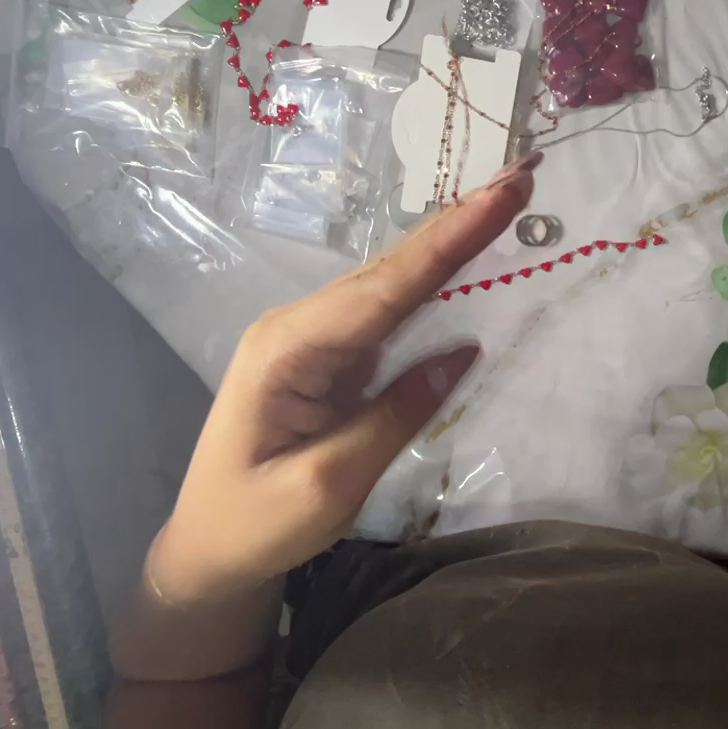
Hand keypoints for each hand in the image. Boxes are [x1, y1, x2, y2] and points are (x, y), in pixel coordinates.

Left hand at [148, 153, 541, 602]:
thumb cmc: (254, 524)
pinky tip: (462, 258)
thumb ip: (396, 414)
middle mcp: (298, 325)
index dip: (450, 241)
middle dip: (458, 222)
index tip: (503, 195)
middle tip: (519, 179)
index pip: (385, 287)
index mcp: (289, 348)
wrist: (208, 550)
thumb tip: (464, 350)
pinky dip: (432, 282)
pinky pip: (389, 313)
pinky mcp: (329, 357)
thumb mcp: (328, 483)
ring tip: (503, 204)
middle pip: (390, 268)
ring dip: (449, 243)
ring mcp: (313, 338)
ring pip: (391, 282)